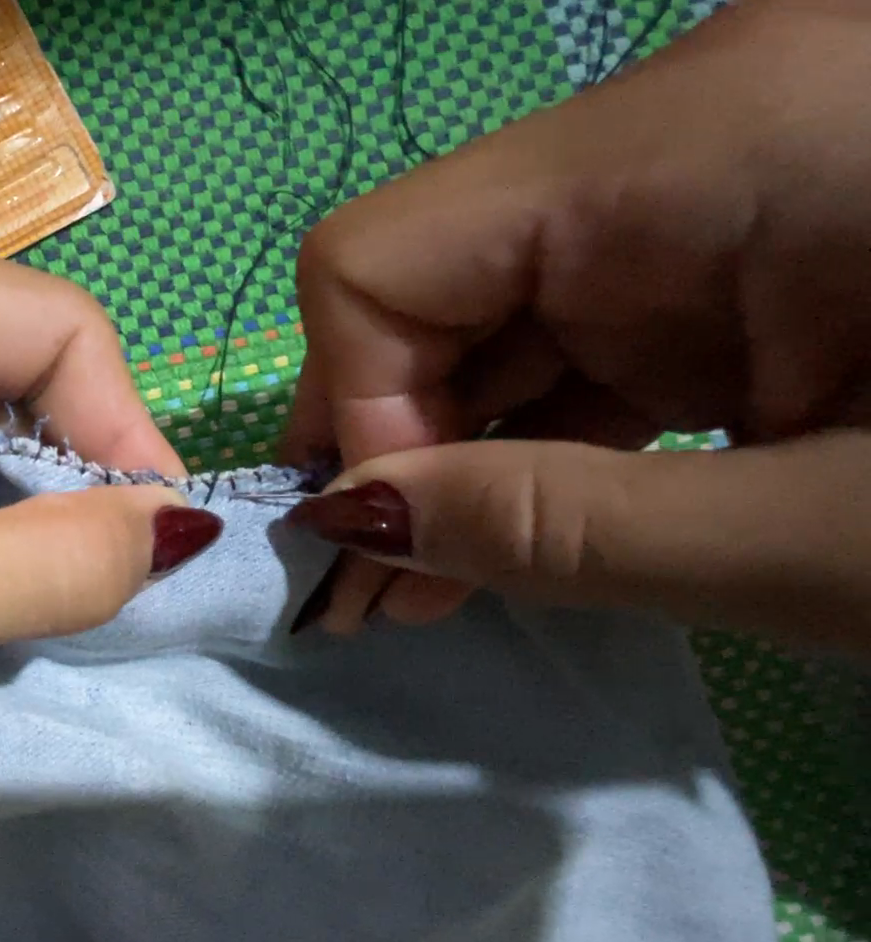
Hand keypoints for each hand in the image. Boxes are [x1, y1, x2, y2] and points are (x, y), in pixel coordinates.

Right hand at [282, 0, 870, 655]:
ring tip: (430, 587)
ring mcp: (709, 186)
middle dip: (382, 450)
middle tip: (367, 591)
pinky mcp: (737, 246)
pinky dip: (522, 445)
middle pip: (420, 291)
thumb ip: (558, 527)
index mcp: (703, 139)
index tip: (394, 527)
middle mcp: (680, 129)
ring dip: (442, 463)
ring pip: (481, 327)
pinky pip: (564, 342)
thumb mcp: (852, 543)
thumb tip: (344, 525)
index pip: (378, 258)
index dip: (356, 400)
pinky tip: (508, 531)